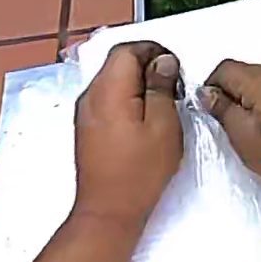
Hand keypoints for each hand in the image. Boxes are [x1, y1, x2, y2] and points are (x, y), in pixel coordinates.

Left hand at [74, 42, 182, 226]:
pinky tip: (147, 118)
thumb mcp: (163, 125)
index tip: (175, 68)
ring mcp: (85, 112)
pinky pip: (109, 97)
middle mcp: (90, 97)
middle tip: (174, 86)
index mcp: (108, 91)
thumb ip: (162, 87)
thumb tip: (163, 62)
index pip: (127, 50)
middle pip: (118, 62)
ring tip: (164, 104)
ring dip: (139, 82)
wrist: (109, 211)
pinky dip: (129, 97)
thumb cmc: (139, 171)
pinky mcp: (88, 127)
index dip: (154, 51)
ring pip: (113, 79)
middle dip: (148, 65)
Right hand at [200, 60, 260, 187]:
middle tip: (235, 122)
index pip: (225, 68)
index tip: (213, 109)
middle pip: (246, 72)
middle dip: (235, 92)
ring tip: (258, 125)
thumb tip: (208, 92)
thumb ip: (222, 109)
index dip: (212, 87)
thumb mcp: (242, 136)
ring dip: (256, 95)